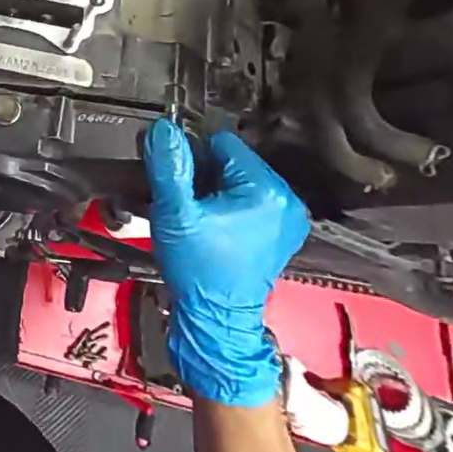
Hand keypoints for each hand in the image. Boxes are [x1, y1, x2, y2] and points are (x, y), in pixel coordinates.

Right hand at [144, 121, 308, 406]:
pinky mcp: (281, 231)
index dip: (194, 160)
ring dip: (216, 192)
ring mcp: (287, 218)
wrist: (215, 321)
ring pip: (239, 179)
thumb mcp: (175, 215)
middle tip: (191, 208)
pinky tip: (215, 228)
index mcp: (267, 191)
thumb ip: (169, 168)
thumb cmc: (200, 274)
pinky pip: (250, 200)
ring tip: (202, 220)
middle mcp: (286, 200)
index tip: (183, 187)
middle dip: (207, 177)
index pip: (223, 144)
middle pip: (233, 161)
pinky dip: (230, 207)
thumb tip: (165, 131)